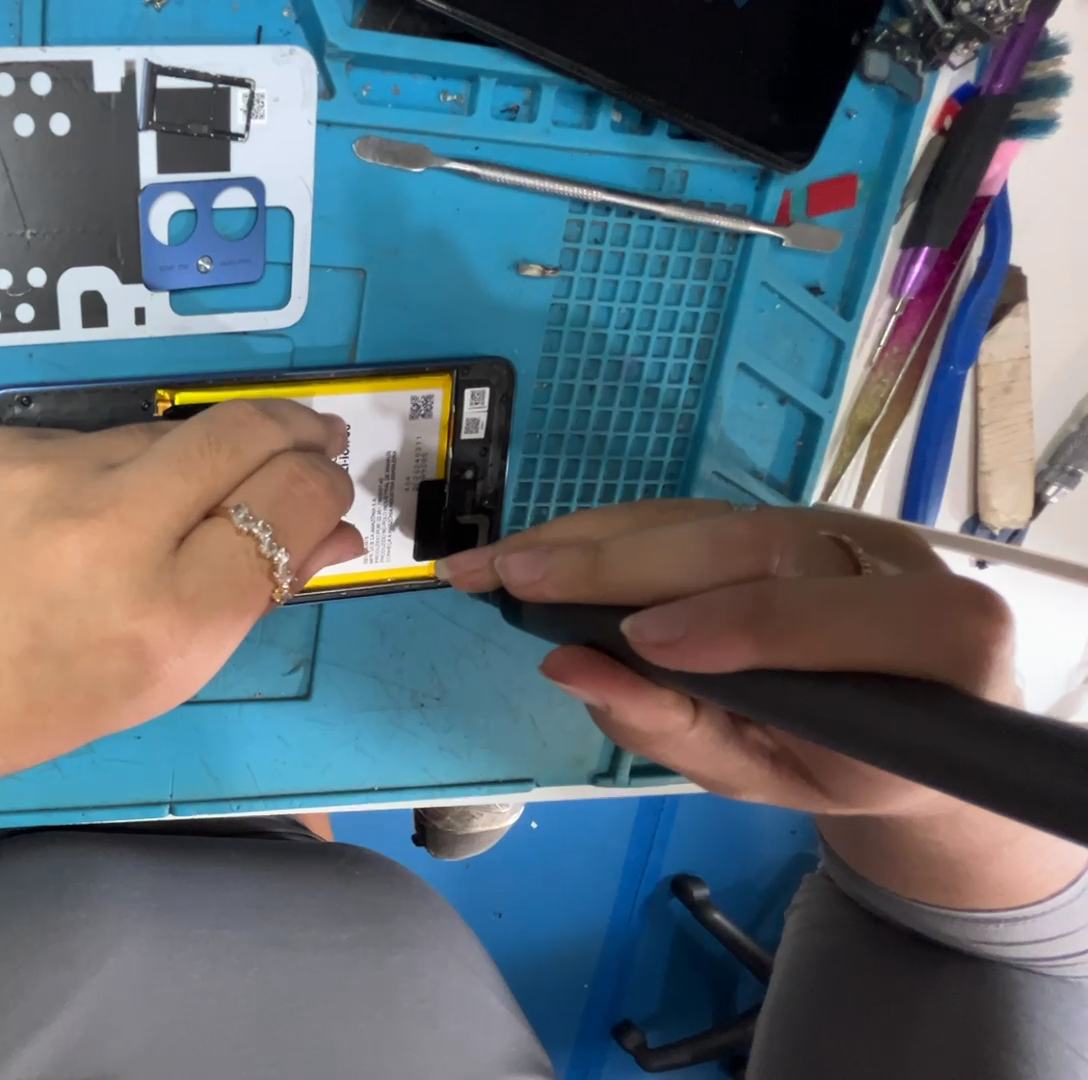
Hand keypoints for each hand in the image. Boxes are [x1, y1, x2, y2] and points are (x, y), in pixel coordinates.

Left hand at [0, 400, 362, 793]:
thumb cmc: (22, 709)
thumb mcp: (149, 686)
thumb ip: (247, 602)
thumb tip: (334, 534)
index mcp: (162, 623)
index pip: (286, 509)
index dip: (324, 489)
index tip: (330, 484)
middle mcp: (112, 534)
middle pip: (241, 434)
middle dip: (294, 429)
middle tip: (313, 439)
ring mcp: (47, 474)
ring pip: (169, 432)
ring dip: (201, 456)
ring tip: (182, 499)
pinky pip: (96, 439)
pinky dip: (120, 466)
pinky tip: (87, 509)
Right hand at [439, 498, 1084, 907]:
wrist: (893, 722)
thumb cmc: (832, 762)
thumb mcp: (756, 772)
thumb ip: (669, 726)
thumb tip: (565, 668)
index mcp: (928, 638)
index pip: (826, 615)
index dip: (734, 622)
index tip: (637, 642)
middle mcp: (872, 558)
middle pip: (734, 543)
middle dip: (610, 564)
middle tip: (509, 578)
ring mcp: (808, 525)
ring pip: (681, 518)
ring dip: (570, 541)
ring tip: (487, 565)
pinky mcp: (748, 516)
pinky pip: (657, 516)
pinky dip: (579, 536)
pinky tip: (522, 554)